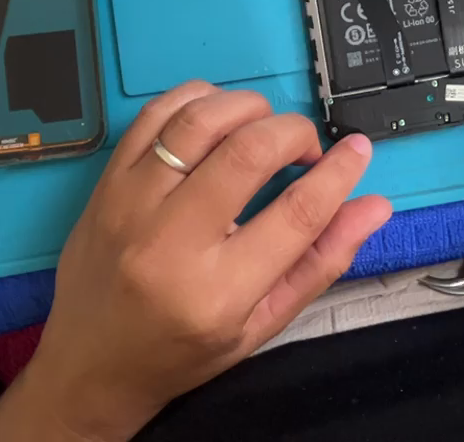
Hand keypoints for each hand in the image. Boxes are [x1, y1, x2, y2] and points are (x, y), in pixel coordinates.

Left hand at [4, 83, 391, 441]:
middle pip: (249, 152)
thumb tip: (373, 206)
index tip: (356, 150)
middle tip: (303, 148)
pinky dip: (198, 99)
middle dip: (293, 133)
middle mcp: (171, 243)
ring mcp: (132, 204)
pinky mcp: (108, 181)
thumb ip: (320, 262)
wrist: (89, 365)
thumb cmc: (181, 350)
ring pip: (201, 120)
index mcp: (218, 293)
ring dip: (248, 108)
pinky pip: (157, 113)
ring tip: (262, 128)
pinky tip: (218, 116)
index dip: (337, 173)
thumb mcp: (261, 325)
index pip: (297, 214)